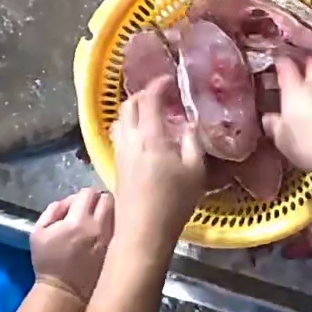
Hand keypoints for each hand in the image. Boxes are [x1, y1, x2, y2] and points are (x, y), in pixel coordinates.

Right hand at [31, 188, 113, 300]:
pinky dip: (110, 225)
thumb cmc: (48, 262)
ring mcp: (108, 239)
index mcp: (77, 221)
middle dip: (97, 200)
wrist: (64, 292)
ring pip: (115, 212)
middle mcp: (98, 227)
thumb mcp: (38, 232)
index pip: (88, 193)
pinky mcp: (114, 249)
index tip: (73, 207)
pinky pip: (117, 228)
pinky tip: (99, 234)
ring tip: (94, 222)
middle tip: (87, 210)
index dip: (79, 196)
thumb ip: (52, 210)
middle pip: (107, 198)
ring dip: (105, 212)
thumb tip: (67, 202)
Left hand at [110, 77, 205, 255]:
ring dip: (134, 108)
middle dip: (144, 94)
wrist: (142, 232)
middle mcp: (130, 138)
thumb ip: (193, 141)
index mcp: (150, 135)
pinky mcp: (116, 164)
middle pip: (129, 105)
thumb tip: (190, 123)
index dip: (158, 84)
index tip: (169, 79)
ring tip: (152, 112)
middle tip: (161, 94)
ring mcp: (120, 151)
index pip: (149, 99)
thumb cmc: (173, 201)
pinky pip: (120, 133)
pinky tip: (143, 135)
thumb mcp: (195, 170)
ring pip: (121, 119)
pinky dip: (130, 124)